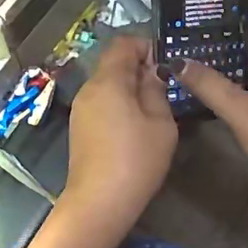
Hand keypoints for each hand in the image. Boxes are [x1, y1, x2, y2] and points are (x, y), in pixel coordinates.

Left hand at [62, 36, 176, 231]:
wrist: (100, 202)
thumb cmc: (136, 160)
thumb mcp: (160, 123)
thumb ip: (157, 91)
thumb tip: (154, 72)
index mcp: (108, 81)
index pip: (123, 44)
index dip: (146, 46)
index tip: (167, 63)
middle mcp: (89, 89)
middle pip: (114, 64)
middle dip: (140, 69)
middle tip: (167, 88)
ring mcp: (81, 110)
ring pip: (108, 86)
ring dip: (131, 90)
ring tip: (156, 110)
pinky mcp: (81, 129)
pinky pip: (103, 104)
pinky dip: (121, 106)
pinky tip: (137, 128)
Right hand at [170, 28, 247, 203]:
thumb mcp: (241, 111)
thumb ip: (209, 85)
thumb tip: (177, 62)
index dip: (242, 32)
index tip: (211, 39)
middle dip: (233, 55)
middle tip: (199, 57)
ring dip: (236, 78)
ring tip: (202, 78)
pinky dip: (244, 98)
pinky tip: (220, 105)